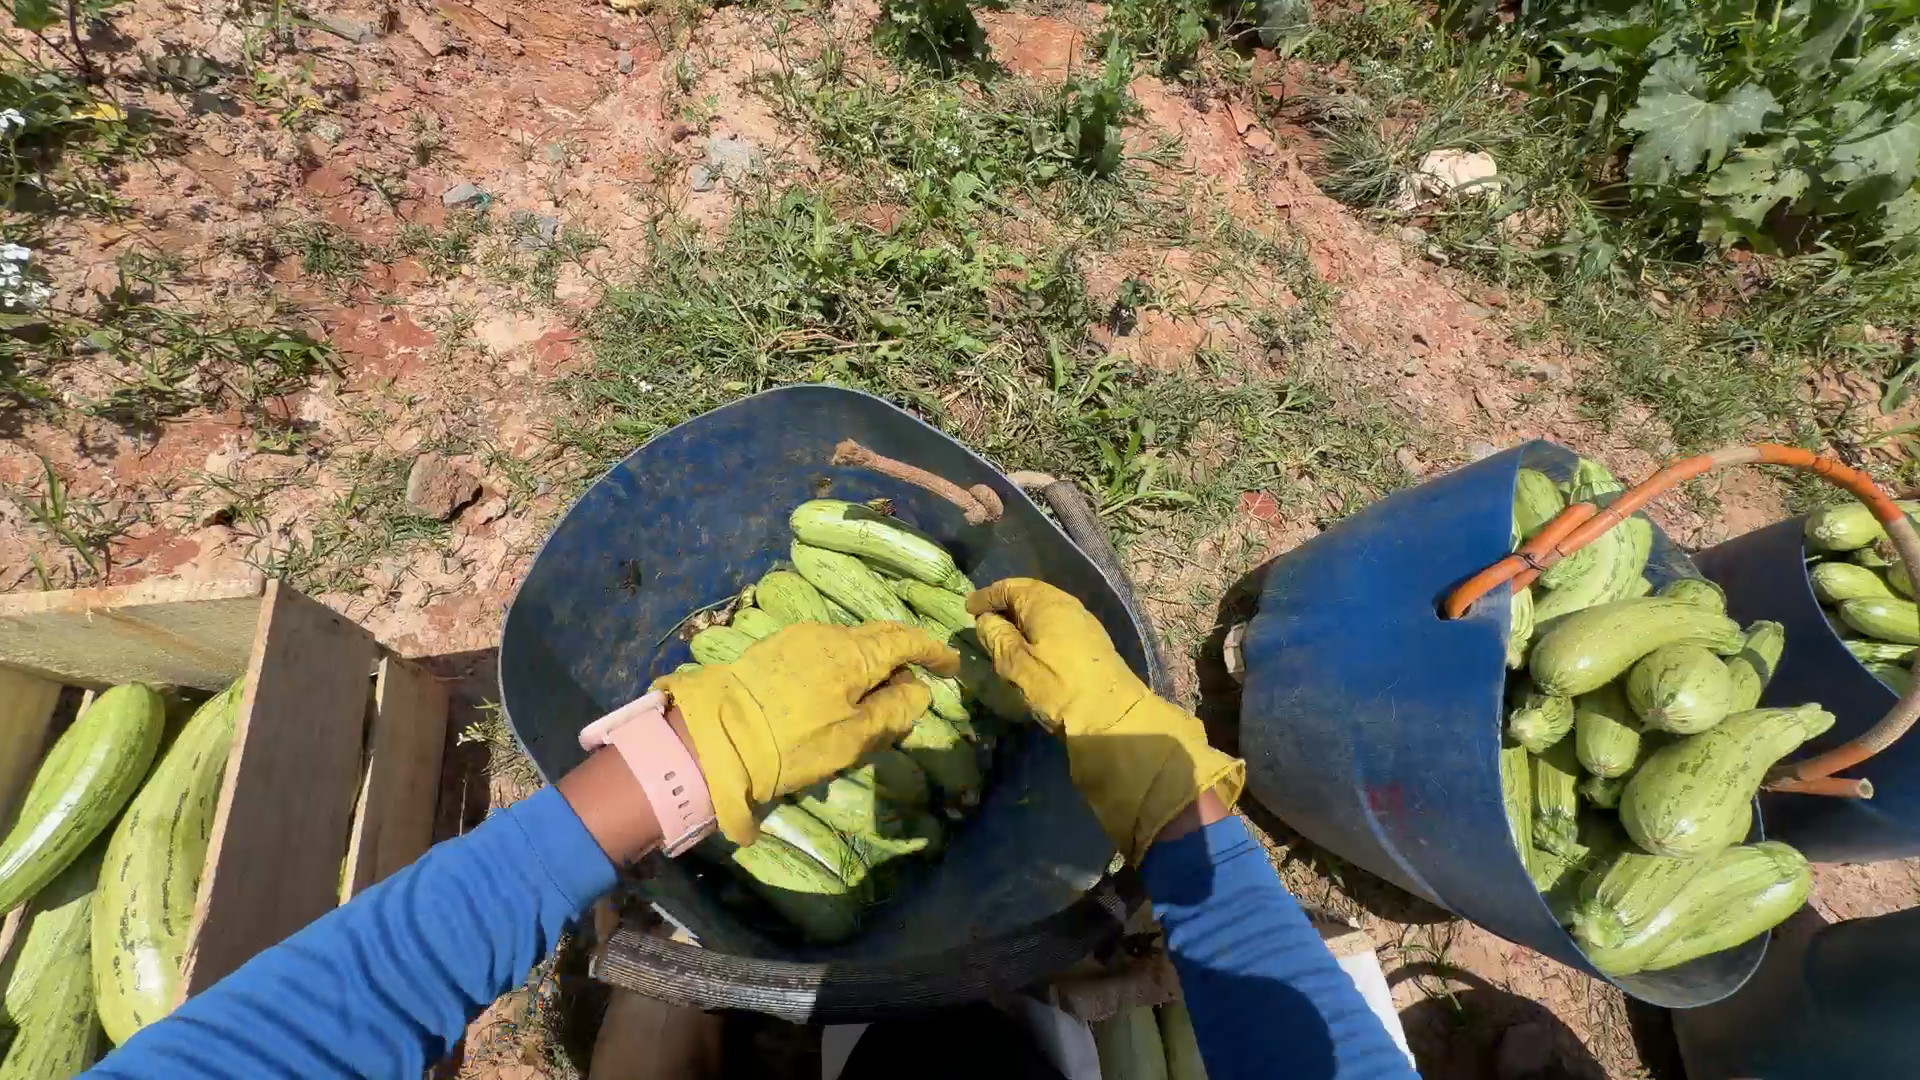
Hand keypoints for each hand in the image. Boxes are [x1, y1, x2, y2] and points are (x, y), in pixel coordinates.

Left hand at [656, 622, 959, 844]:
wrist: (716, 737)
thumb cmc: (794, 743)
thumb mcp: (853, 738)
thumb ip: (893, 710)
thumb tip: (918, 689)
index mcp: (856, 654)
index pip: (907, 641)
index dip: (933, 651)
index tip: (951, 663)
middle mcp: (831, 634)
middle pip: (880, 633)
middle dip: (905, 649)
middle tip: (919, 671)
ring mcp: (800, 637)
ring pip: (852, 639)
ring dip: (873, 656)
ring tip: (878, 684)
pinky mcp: (777, 647)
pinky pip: (826, 645)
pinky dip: (847, 658)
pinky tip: (841, 683)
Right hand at [968, 578, 1243, 863]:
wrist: (1113, 717)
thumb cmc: (1058, 685)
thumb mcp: (1016, 663)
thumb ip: (996, 637)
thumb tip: (986, 620)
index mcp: (1045, 602)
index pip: (1009, 587)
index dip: (987, 596)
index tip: (969, 609)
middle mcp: (1067, 604)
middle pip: (1029, 595)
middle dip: (1005, 605)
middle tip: (984, 621)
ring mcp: (1083, 622)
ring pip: (1044, 612)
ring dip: (1022, 620)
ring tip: (1004, 636)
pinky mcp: (1092, 643)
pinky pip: (1056, 625)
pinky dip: (1038, 630)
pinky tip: (1031, 648)